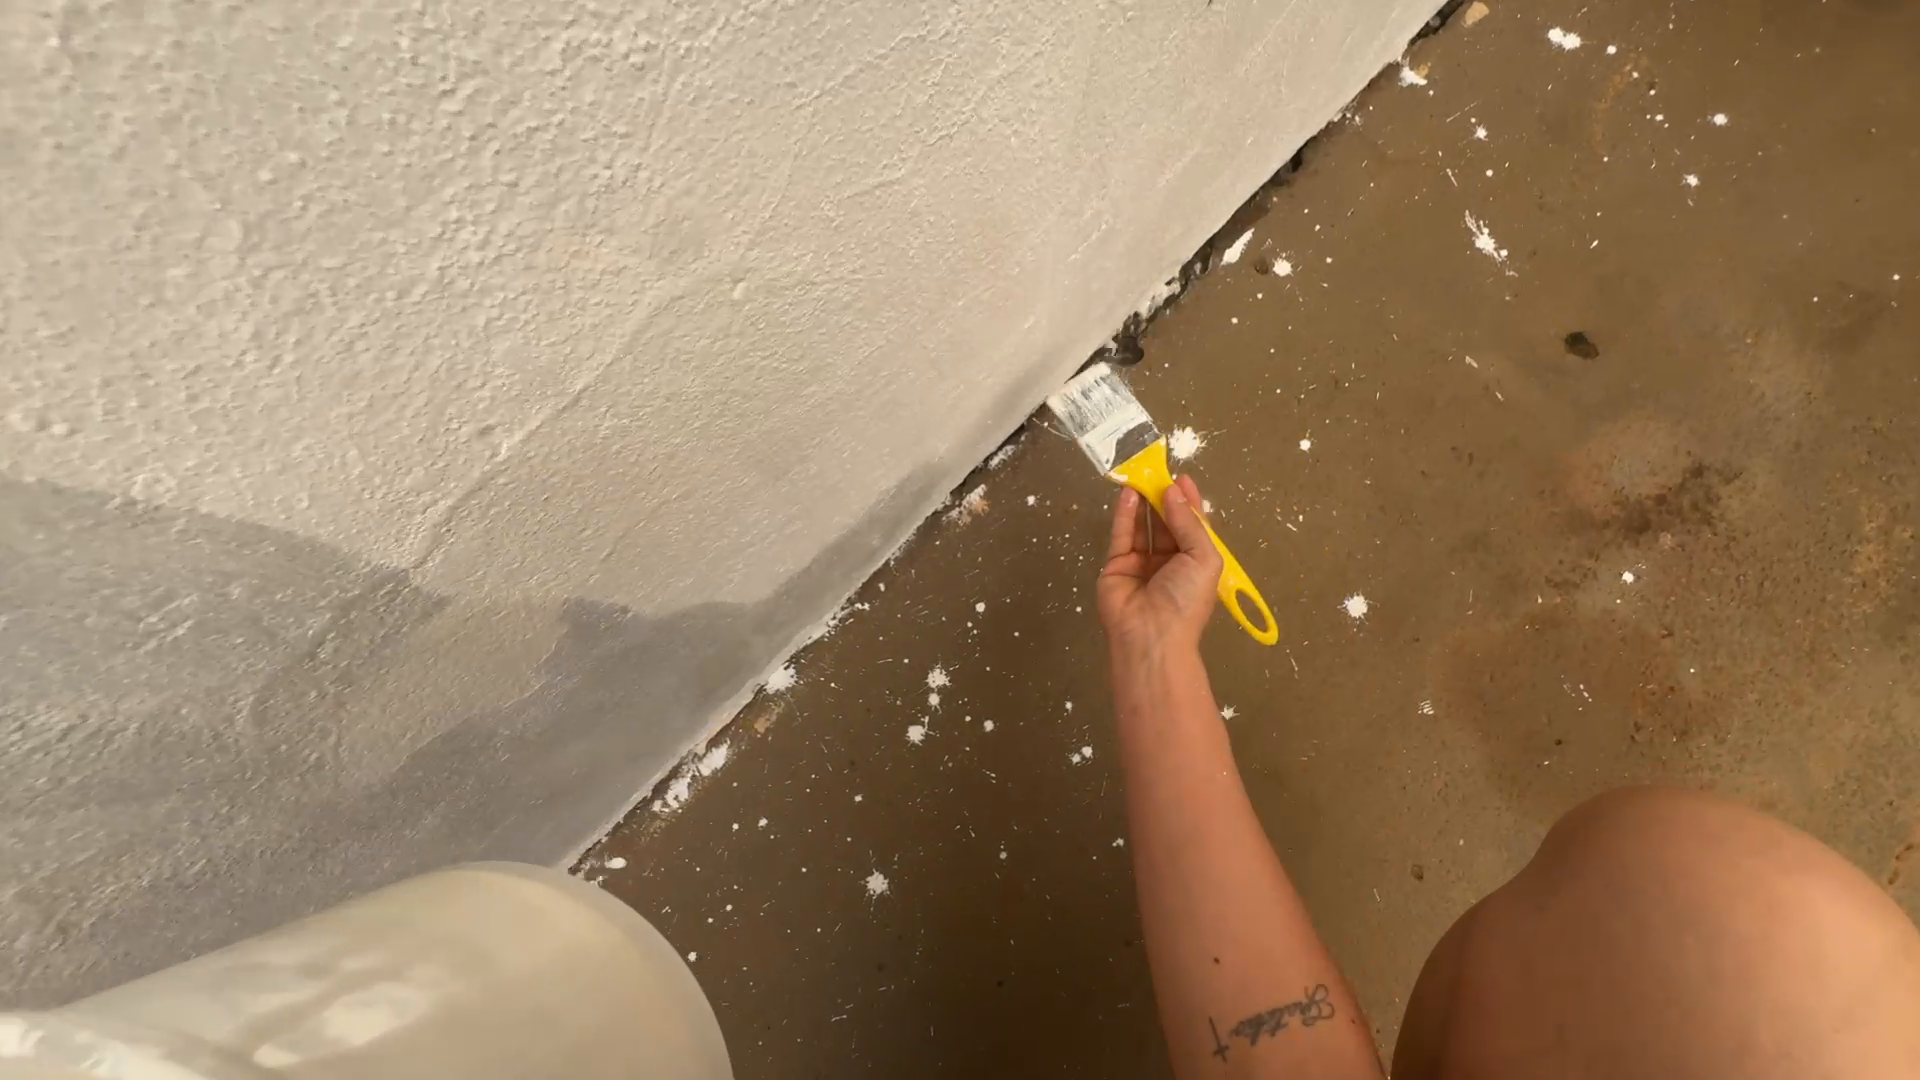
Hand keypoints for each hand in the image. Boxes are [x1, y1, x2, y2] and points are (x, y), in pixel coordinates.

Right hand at [1096, 475, 1223, 656]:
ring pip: (1143, 526)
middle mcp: (1169, 562)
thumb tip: (1173, 492)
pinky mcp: (1116, 565)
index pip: (1192, 526)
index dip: (1188, 502)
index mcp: (1196, 563)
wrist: (1152, 635)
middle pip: (1166, 523)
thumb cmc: (1186, 598)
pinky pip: (1122, 535)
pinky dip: (1124, 514)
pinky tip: (1128, 494)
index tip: (1182, 477)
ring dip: (1144, 501)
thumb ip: (1188, 523)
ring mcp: (1142, 563)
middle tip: (1157, 471)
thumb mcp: (1203, 558)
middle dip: (1163, 498)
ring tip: (1141, 476)